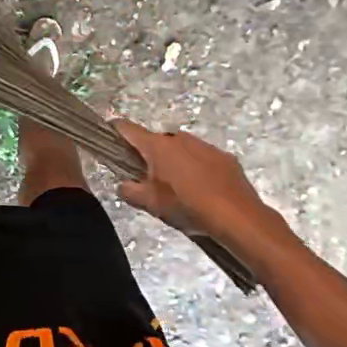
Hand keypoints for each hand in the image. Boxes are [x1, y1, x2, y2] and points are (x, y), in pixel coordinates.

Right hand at [111, 119, 296, 249]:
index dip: (114, 130)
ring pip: (180, 149)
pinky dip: (197, 169)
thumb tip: (123, 185)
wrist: (238, 217)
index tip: (107, 137)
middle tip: (148, 179)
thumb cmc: (187, 207)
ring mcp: (205, 146)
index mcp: (157, 146)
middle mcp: (179, 138)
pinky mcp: (225, 157)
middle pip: (155, 142)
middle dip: (149, 156)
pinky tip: (202, 191)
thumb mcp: (151, 204)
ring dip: (175, 163)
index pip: (127, 129)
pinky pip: (202, 158)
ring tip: (178, 188)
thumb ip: (130, 191)